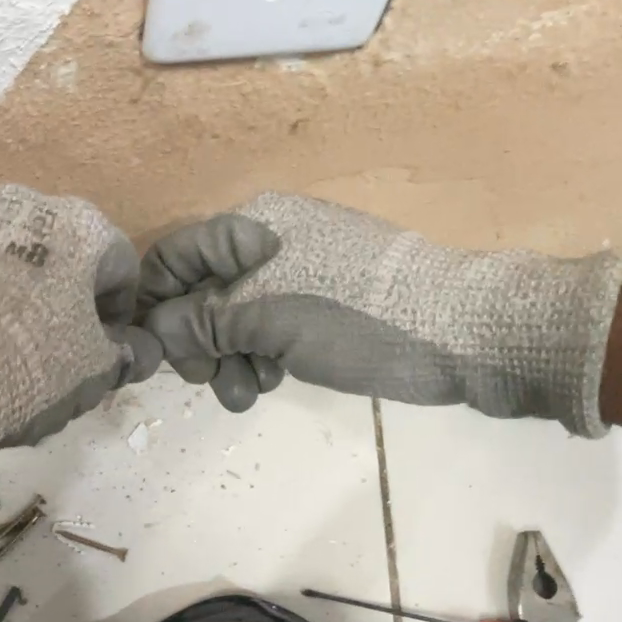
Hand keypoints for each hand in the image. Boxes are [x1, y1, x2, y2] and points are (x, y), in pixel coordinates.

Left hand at [0, 185, 160, 526]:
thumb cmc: (29, 365)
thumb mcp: (95, 372)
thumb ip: (129, 355)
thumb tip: (140, 349)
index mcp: (82, 223)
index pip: (120, 269)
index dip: (117, 317)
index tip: (103, 352)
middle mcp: (27, 204)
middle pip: (63, 258)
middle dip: (66, 301)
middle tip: (55, 352)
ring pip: (13, 262)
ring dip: (20, 296)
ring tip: (6, 347)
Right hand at [138, 193, 621, 434]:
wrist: (469, 334)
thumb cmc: (358, 317)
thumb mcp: (265, 319)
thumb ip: (197, 321)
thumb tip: (151, 331)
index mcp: (251, 228)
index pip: (171, 257)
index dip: (153, 304)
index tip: (156, 352)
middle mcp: (267, 243)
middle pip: (196, 292)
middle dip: (194, 341)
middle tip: (207, 378)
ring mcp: (295, 273)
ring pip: (228, 318)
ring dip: (224, 359)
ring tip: (244, 393)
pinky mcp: (318, 303)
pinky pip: (263, 329)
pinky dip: (255, 358)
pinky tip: (268, 383)